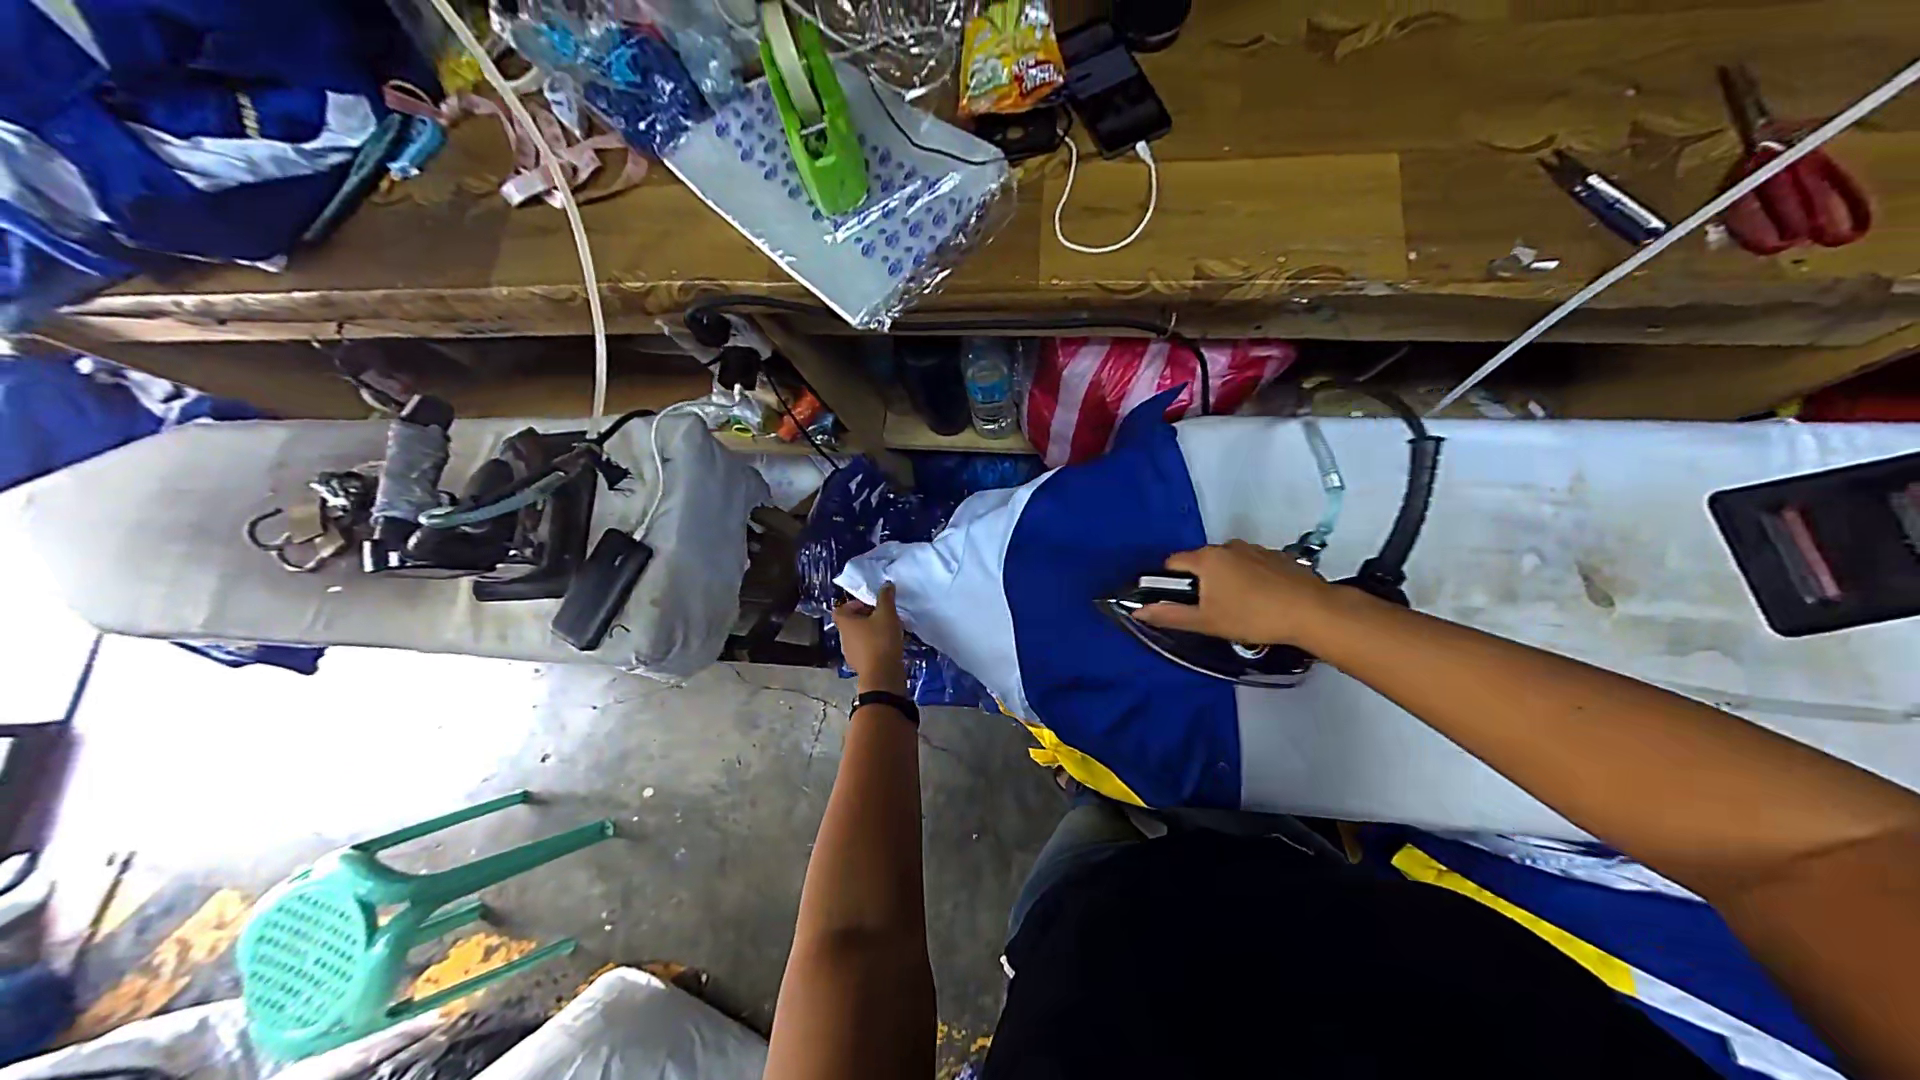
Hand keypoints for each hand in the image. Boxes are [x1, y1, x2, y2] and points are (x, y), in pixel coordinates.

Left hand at [837, 584, 907, 692]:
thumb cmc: (881, 640)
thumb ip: (886, 597)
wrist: (883, 675)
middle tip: (882, 614)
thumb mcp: (887, 614)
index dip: (853, 604)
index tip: (870, 604)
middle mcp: (844, 637)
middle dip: (866, 616)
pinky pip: (865, 649)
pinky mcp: (861, 665)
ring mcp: (851, 653)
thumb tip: (886, 584)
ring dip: (870, 631)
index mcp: (845, 623)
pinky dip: (874, 644)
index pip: (840, 609)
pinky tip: (889, 644)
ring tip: (888, 629)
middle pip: (850, 622)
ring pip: (859, 636)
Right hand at [1132, 540, 1339, 645]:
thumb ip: (1170, 615)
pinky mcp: (1275, 556)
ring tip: (1240, 607)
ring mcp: (1253, 549)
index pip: (1172, 563)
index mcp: (1206, 559)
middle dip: (1201, 583)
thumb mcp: (1206, 622)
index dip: (1170, 583)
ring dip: (1226, 580)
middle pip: (1200, 562)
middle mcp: (1227, 546)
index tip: (1181, 603)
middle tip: (1211, 610)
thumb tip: (1138, 611)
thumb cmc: (1252, 617)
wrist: (1311, 611)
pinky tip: (1261, 600)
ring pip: (1227, 563)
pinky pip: (1250, 564)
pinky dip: (1249, 578)